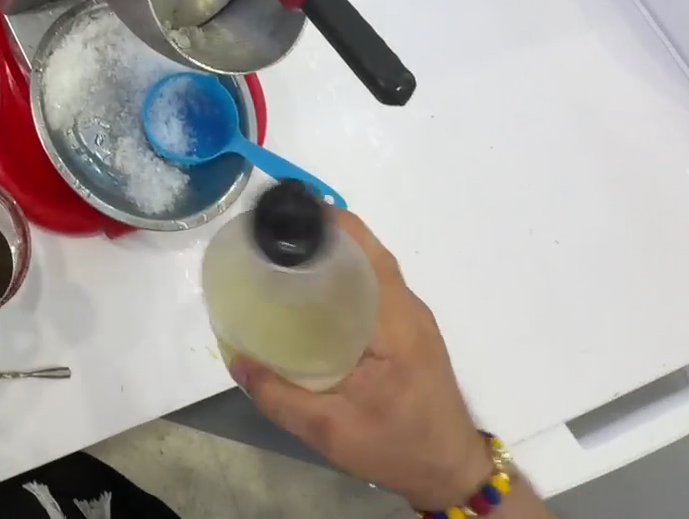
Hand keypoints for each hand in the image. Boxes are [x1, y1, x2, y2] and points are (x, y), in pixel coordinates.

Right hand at [229, 210, 494, 511]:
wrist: (452, 474)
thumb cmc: (397, 447)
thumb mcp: (330, 432)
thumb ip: (279, 397)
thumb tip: (236, 360)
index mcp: (394, 324)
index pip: (367, 253)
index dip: (330, 224)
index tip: (287, 214)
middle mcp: (406, 309)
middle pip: (366, 248)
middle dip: (322, 229)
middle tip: (273, 229)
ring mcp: (411, 316)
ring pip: (370, 261)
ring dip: (333, 245)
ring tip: (285, 246)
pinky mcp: (408, 326)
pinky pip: (373, 280)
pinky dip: (343, 267)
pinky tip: (310, 281)